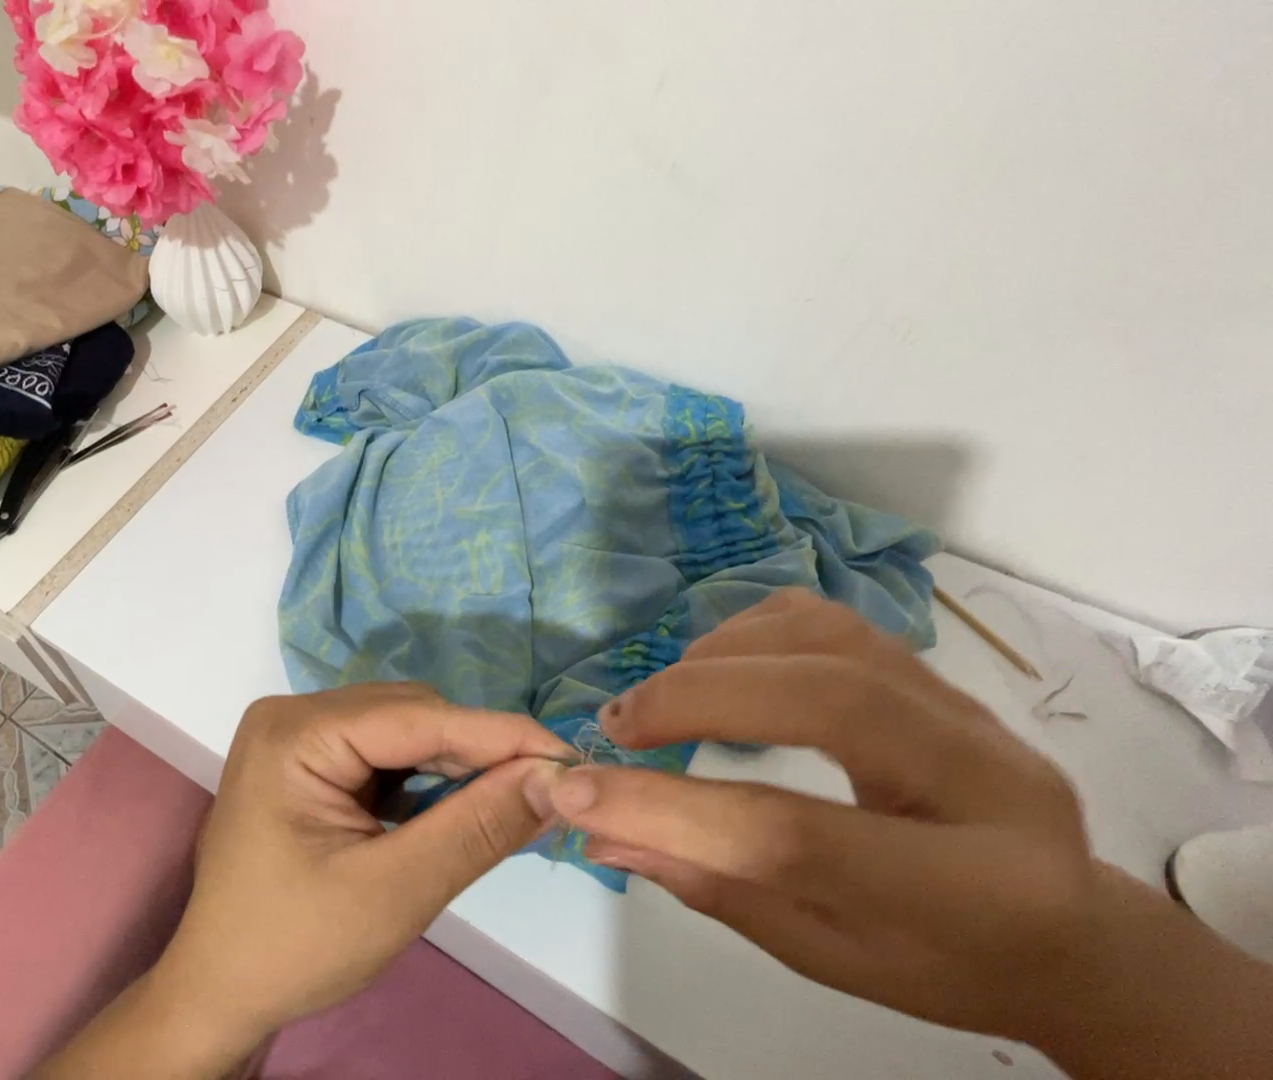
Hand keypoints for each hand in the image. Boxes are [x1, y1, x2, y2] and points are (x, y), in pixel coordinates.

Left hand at [155, 683, 568, 1037]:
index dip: (500, 735)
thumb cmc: (294, 945)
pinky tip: (453, 810)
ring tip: (506, 806)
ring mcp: (296, 736)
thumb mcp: (393, 892)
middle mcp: (293, 715)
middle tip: (544, 796)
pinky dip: (424, 779)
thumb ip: (474, 828)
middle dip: (478, 752)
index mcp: (295, 733)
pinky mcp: (308, 761)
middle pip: (410, 715)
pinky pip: (383, 753)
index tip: (572, 760)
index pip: (417, 716)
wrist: (219, 988)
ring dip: (455, 765)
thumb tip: (553, 779)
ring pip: (402, 731)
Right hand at [549, 589, 1272, 1076]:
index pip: (789, 834)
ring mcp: (971, 712)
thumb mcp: (825, 954)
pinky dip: (752, 630)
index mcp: (970, 890)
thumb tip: (601, 828)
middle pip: (826, 700)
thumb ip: (713, 885)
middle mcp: (989, 780)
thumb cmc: (940, 961)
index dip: (667, 807)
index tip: (577, 791)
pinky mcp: (940, 675)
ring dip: (720, 656)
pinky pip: (834, 621)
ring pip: (831, 640)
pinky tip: (716, 666)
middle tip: (617, 724)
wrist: (1064, 928)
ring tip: (661, 699)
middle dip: (696, 699)